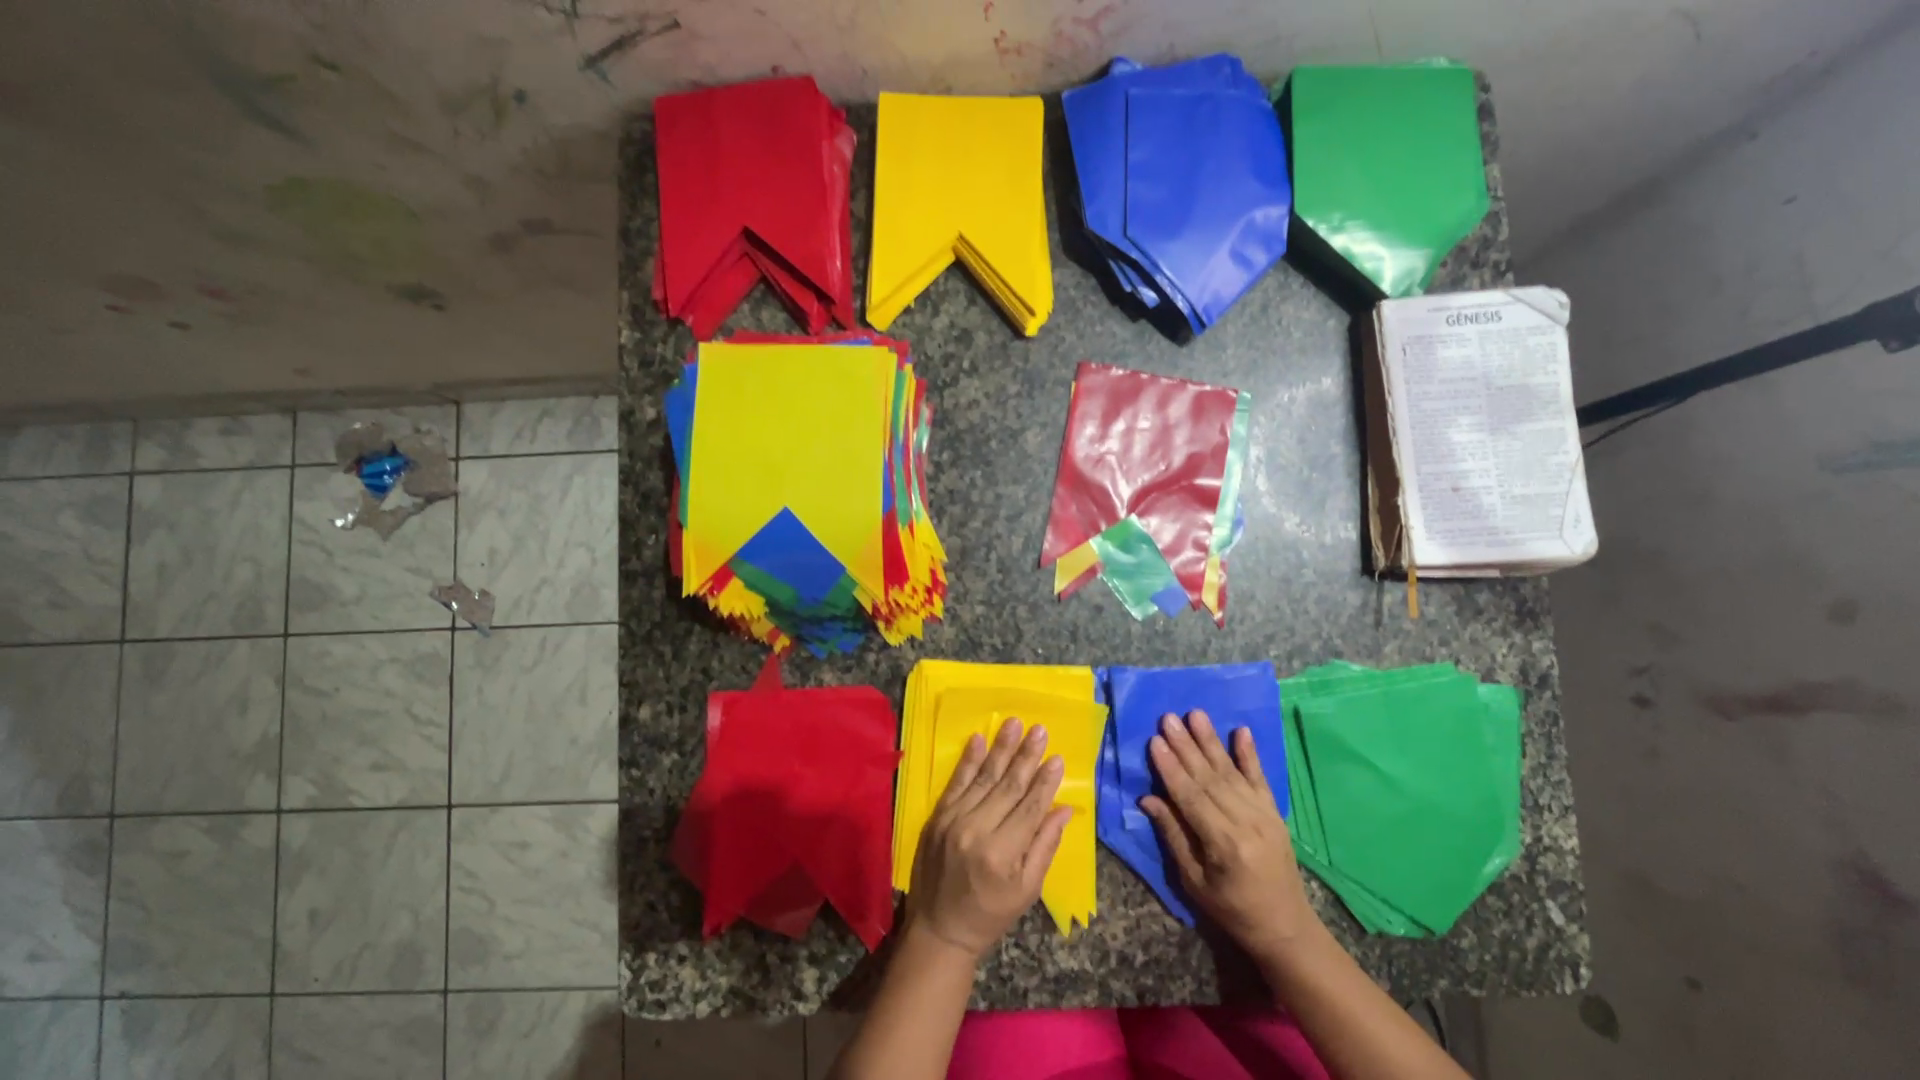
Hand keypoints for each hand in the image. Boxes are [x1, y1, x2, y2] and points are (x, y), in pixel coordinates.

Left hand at [906, 718, 1073, 960]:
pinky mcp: (936, 818)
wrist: (939, 929)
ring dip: (1000, 749)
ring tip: (1014, 724)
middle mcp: (976, 832)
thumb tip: (1064, 808)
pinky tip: (979, 739)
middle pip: (1007, 786)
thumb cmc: (990, 914)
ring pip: (982, 778)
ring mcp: (952, 822)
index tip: (1058, 757)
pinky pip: (955, 783)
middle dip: (1026, 756)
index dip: (1045, 781)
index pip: (1030, 807)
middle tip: (1040, 729)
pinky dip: (968, 761)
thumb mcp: (1027, 890)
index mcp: (1002, 854)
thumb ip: (1045, 846)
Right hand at [1140, 710, 1319, 962]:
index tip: (1155, 741)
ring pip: (1232, 772)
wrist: (1285, 926)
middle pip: (1210, 778)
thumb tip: (1149, 799)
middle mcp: (1247, 823)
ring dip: (1211, 742)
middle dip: (1187, 746)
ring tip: (1195, 715)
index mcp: (1224, 844)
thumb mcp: (1194, 881)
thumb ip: (1173, 836)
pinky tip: (1241, 731)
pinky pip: (1260, 779)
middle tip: (1168, 718)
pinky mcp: (1275, 813)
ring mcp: (1265, 815)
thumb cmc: (1231, 910)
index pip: (1192, 797)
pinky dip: (1250, 754)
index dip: (1172, 769)